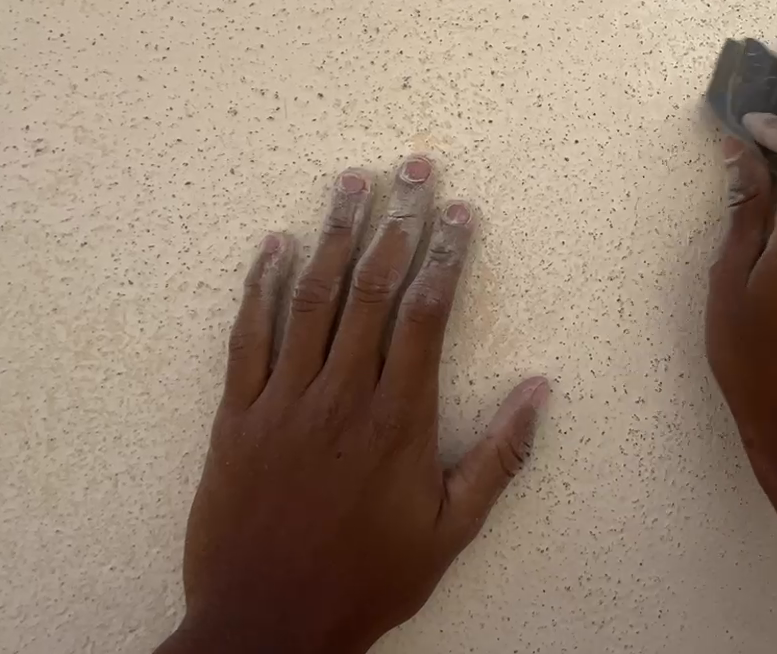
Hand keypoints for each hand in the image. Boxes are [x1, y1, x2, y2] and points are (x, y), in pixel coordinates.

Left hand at [159, 159, 548, 653]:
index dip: (446, 256)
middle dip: (397, 221)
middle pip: (372, 289)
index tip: (460, 213)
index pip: (426, 314)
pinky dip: (261, 287)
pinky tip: (276, 245)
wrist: (262, 631)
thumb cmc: (368, 578)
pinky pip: (246, 339)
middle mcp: (341, 395)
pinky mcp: (236, 418)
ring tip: (351, 182)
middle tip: (412, 169)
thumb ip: (499, 457)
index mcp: (397, 417)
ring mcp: (283, 402)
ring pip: (311, 300)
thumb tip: (541, 390)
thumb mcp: (451, 530)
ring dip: (335, 235)